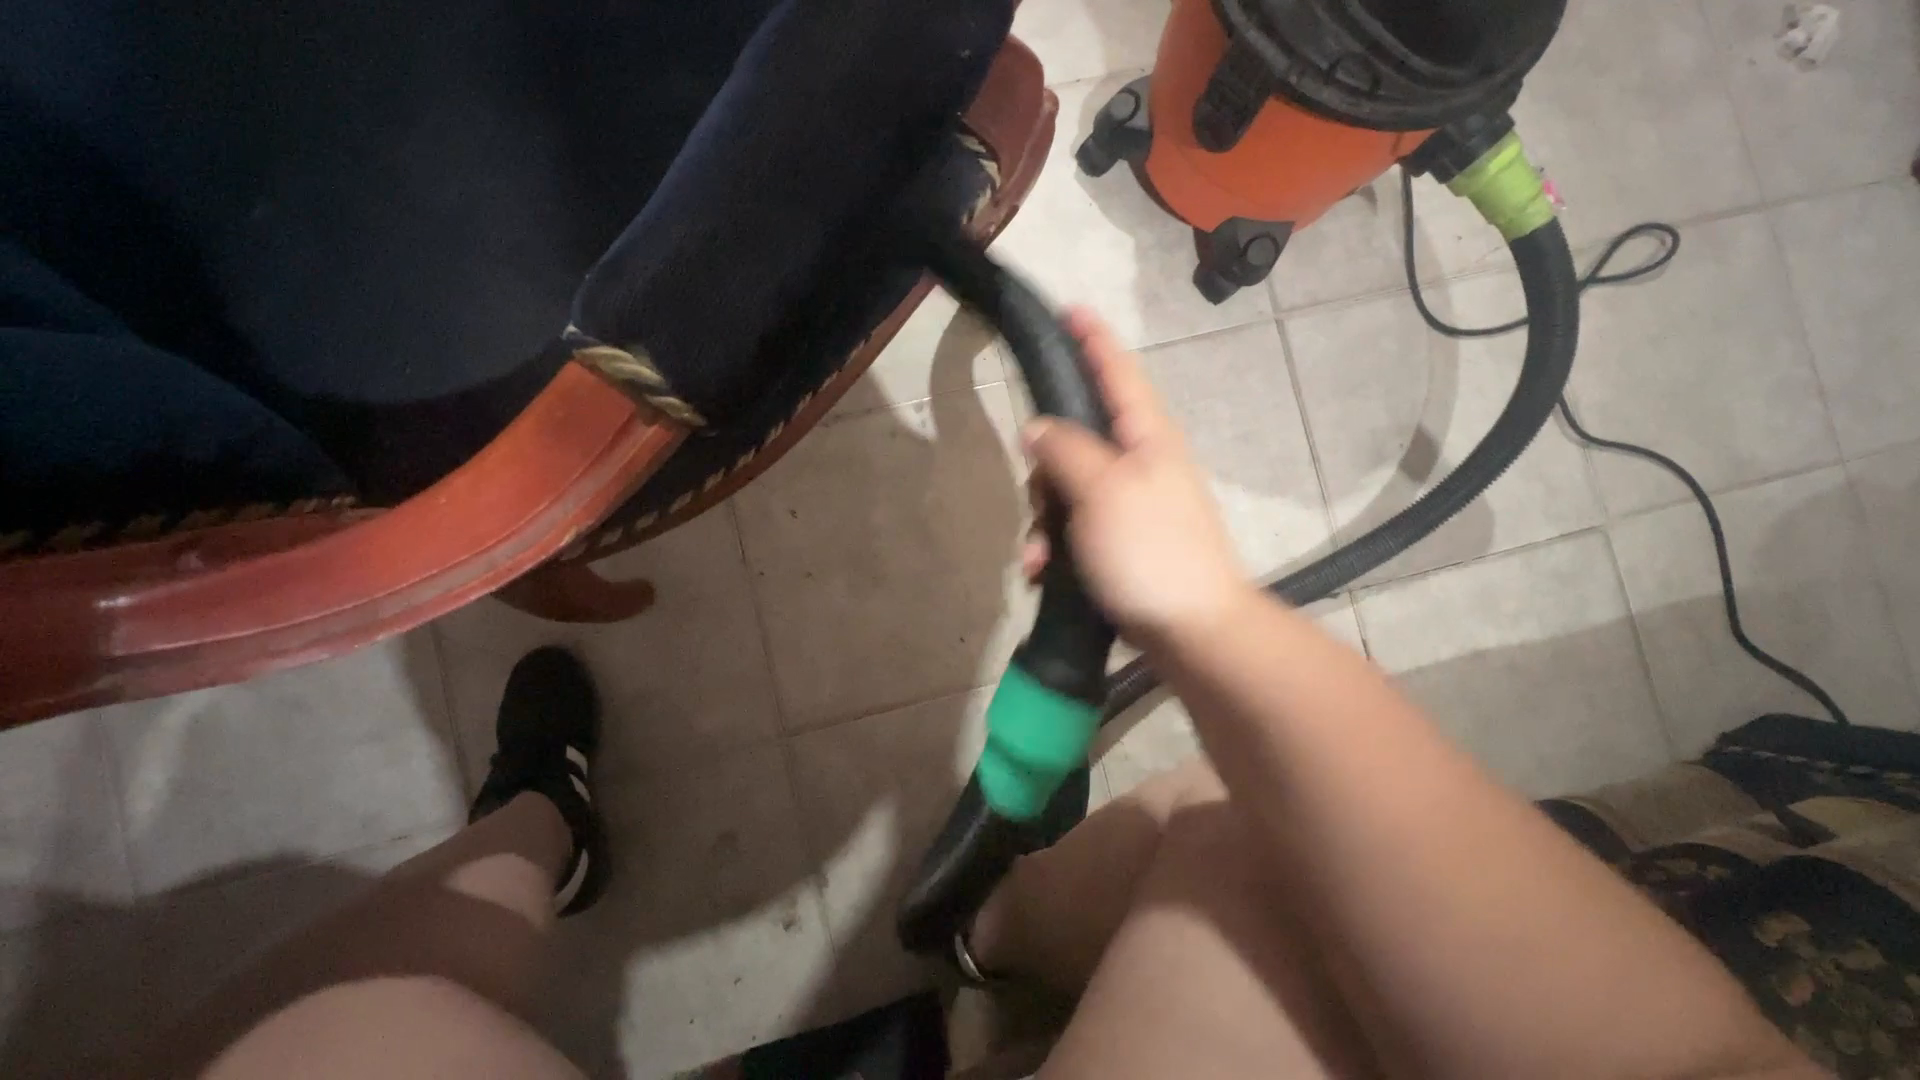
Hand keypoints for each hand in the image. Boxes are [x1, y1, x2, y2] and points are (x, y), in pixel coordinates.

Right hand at [1020, 308, 1252, 643]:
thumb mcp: (1104, 491)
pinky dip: (1055, 551)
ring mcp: (1131, 508)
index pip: (1117, 373)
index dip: (1092, 340)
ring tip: (1039, 559)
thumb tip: (1038, 428)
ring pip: (1067, 492)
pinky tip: (1044, 576)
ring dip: (1044, 523)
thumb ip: (1067, 451)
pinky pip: (1074, 532)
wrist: (1193, 631)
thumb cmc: (1151, 552)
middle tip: (1038, 501)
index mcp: (1147, 438)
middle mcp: (1140, 465)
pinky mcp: (1121, 546)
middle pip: (1075, 441)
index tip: (1070, 309)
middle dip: (1045, 471)